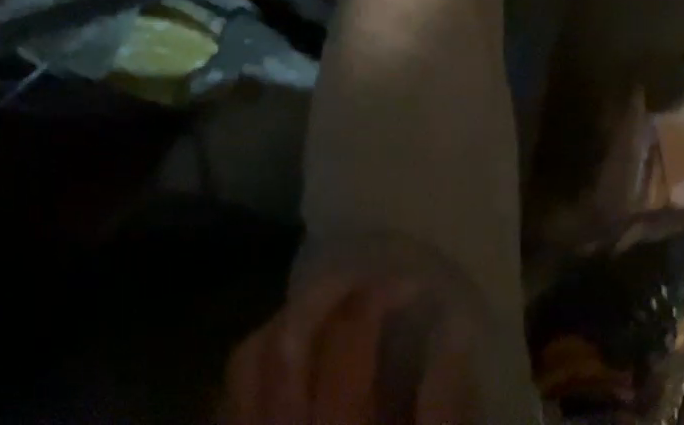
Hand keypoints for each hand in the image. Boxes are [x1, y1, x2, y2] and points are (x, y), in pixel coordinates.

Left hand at [223, 274, 479, 424]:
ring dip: (285, 322)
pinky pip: (229, 400)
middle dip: (325, 292)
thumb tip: (454, 329)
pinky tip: (293, 365)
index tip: (414, 284)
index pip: (349, 335)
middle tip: (365, 279)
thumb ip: (446, 404)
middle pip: (285, 338)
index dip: (380, 295)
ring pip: (244, 365)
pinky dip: (259, 366)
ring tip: (327, 313)